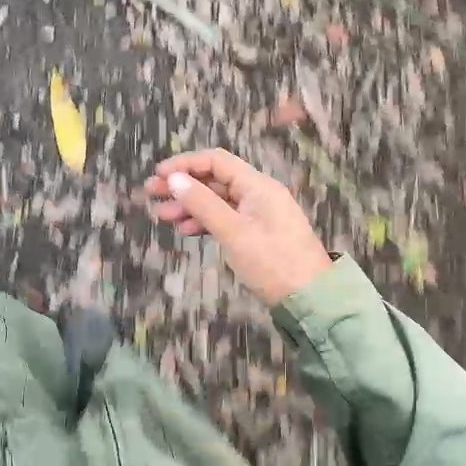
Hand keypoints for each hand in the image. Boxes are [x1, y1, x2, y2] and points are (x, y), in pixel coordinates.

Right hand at [144, 148, 332, 305]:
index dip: (184, 164)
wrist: (314, 304)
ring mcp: (259, 215)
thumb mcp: (233, 232)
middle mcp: (258, 194)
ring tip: (162, 216)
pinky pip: (225, 218)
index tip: (159, 175)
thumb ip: (202, 203)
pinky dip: (204, 221)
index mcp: (257, 186)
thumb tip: (174, 179)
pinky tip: (186, 231)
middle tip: (152, 193)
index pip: (215, 161)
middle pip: (213, 180)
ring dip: (189, 206)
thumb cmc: (273, 263)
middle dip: (182, 186)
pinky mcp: (258, 234)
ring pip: (216, 200)